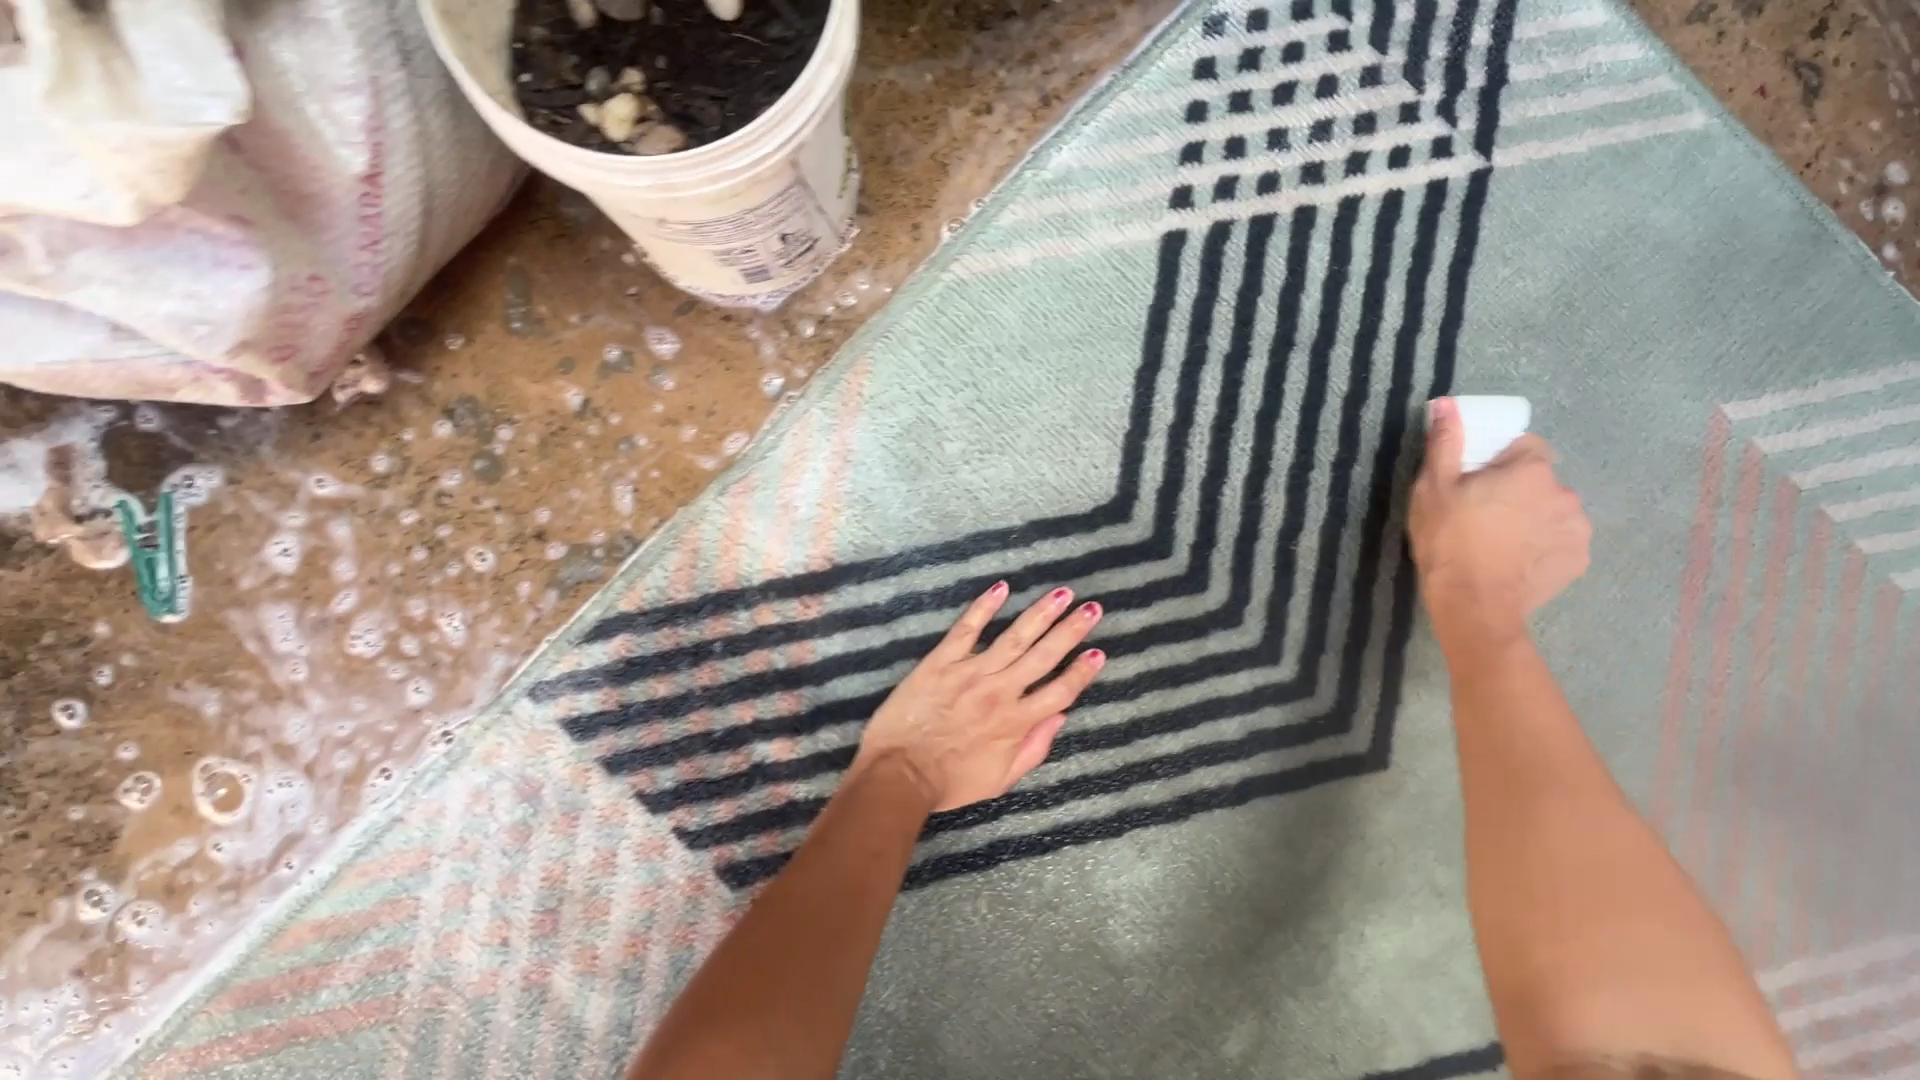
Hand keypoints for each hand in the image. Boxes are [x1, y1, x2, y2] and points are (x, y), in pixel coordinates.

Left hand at [852, 583, 1106, 811]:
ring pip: (1014, 637)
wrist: (899, 774)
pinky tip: (1002, 588)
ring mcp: (971, 673)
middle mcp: (1001, 693)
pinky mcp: (942, 662)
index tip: (1098, 653)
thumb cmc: (949, 783)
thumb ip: (1033, 749)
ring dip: (1041, 613)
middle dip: (1071, 631)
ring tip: (1063, 593)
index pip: (1060, 692)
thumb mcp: (1000, 780)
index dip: (1082, 673)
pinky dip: (984, 607)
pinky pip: (967, 629)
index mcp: (1017, 723)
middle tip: (1093, 609)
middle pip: (1044, 656)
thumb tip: (1059, 718)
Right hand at [1409, 397, 1590, 655]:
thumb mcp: (1433, 488)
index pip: (1524, 447)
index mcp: (1531, 469)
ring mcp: (1577, 528)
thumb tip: (1448, 404)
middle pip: (1539, 481)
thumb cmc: (1449, 541)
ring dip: (1532, 518)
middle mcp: (1564, 492)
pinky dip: (1542, 546)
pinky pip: (1559, 541)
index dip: (1498, 461)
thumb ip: (1446, 443)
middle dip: (1517, 491)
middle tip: (1482, 515)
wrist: (1474, 603)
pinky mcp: (1579, 559)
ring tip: (1499, 542)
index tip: (1475, 483)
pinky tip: (1516, 561)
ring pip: (1551, 511)